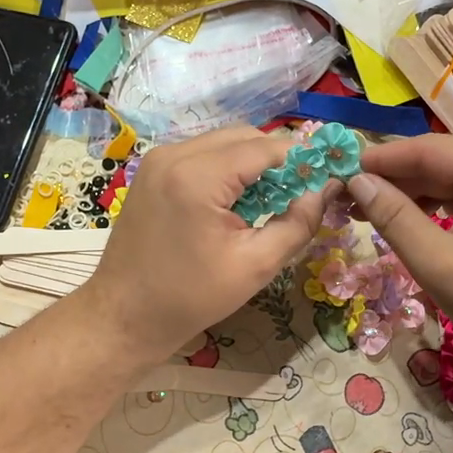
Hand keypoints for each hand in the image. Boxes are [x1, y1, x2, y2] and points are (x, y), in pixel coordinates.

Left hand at [79, 128, 327, 361]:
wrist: (124, 315)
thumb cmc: (189, 298)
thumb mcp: (254, 266)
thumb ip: (297, 223)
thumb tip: (325, 191)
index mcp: (198, 176)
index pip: (266, 147)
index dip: (302, 159)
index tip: (329, 177)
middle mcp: (174, 154)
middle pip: (244, 137)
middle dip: (277, 160)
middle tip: (298, 196)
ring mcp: (158, 160)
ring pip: (222, 143)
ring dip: (251, 164)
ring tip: (268, 204)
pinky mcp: (151, 171)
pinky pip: (201, 155)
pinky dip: (225, 170)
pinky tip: (235, 204)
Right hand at [351, 136, 452, 371]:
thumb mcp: (438, 262)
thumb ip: (394, 217)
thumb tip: (355, 182)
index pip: (429, 150)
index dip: (380, 160)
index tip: (337, 172)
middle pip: (440, 161)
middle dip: (393, 179)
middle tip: (346, 199)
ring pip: (451, 178)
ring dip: (410, 193)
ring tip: (367, 212)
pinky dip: (434, 206)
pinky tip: (404, 220)